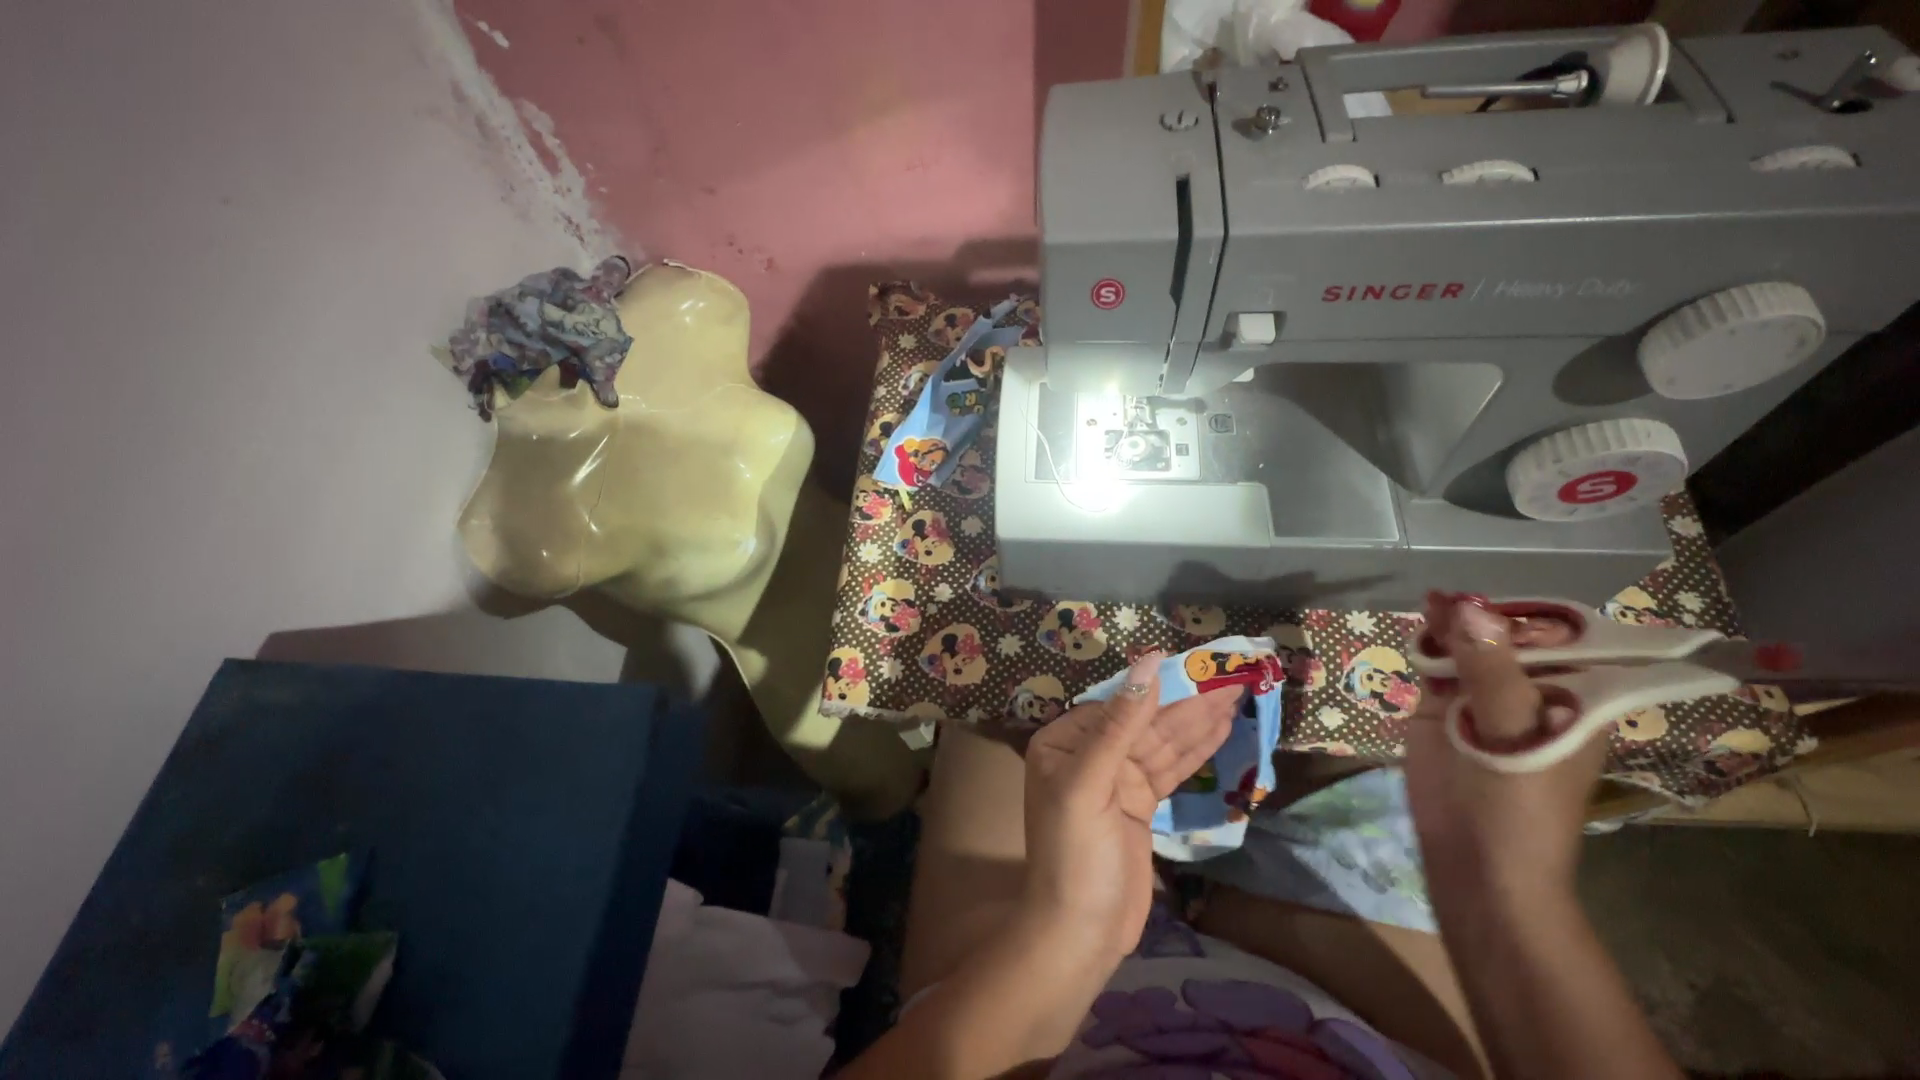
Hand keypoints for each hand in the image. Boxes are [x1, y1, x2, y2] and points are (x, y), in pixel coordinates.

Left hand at [1022, 652, 1238, 965]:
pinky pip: (1170, 768)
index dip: (1160, 684)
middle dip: (1189, 701)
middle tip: (1233, 676)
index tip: (1199, 665)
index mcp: (1063, 742)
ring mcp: (1117, 781)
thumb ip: (1121, 723)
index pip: (1119, 703)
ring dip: (1199, 721)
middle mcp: (1089, 755)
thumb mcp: (1091, 783)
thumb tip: (1149, 661)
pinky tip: (1221, 728)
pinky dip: (1196, 750)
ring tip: (1237, 694)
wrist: (1081, 931)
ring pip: (1163, 743)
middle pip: (1146, 721)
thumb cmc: (1075, 855)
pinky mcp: (1139, 805)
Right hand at [1405, 593, 1607, 911]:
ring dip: (1451, 625)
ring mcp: (1483, 701)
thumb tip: (1470, 608)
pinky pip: (1436, 668)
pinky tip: (1419, 622)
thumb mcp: (1512, 734)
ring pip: (1467, 649)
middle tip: (1451, 597)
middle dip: (1482, 616)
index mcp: (1575, 698)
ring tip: (1431, 602)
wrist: (1475, 864)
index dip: (1527, 616)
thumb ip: (1491, 669)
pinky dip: (1426, 645)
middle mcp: (1530, 692)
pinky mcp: (1442, 712)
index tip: (1495, 601)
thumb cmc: (1518, 805)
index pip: (1561, 640)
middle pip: (1506, 638)